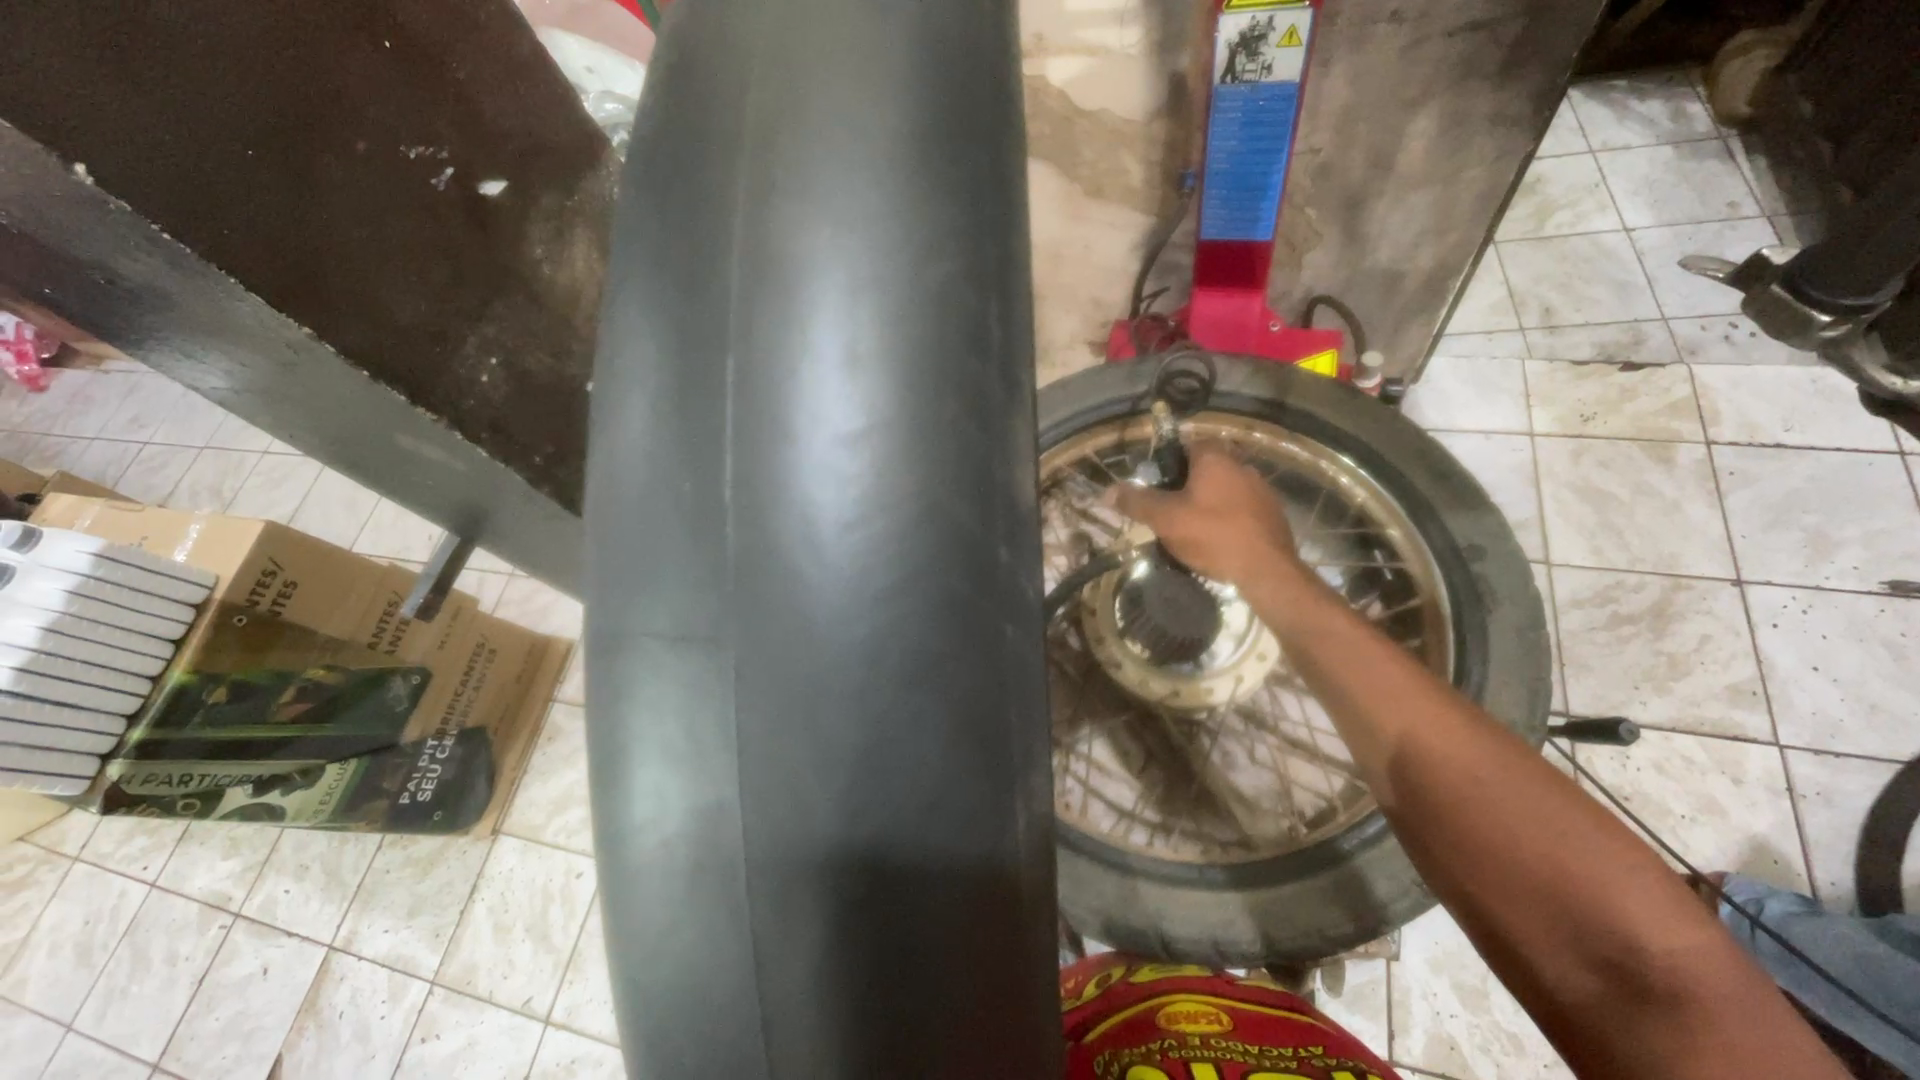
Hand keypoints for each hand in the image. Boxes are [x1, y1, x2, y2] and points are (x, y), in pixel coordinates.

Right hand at [1110, 445, 1308, 591]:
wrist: (1266, 569)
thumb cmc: (1212, 535)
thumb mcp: (1165, 519)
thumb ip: (1137, 502)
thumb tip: (1108, 491)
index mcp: (1215, 458)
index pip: (1188, 443)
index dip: (1170, 460)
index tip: (1158, 483)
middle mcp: (1242, 465)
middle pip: (1208, 467)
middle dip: (1189, 484)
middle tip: (1171, 508)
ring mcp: (1262, 489)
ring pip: (1227, 489)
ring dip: (1211, 502)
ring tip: (1194, 528)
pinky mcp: (1273, 514)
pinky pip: (1243, 509)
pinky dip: (1230, 519)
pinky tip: (1220, 541)